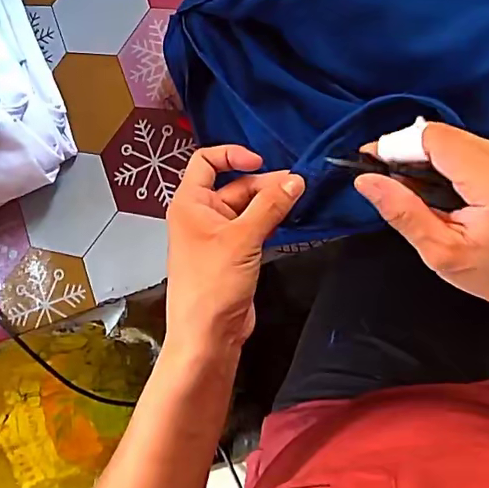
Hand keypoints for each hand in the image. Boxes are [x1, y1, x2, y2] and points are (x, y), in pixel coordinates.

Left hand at [165, 145, 303, 350]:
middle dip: (263, 183)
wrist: (207, 332)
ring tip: (299, 198)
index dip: (231, 155)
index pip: (205, 161)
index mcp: (189, 203)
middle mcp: (200, 215)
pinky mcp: (232, 252)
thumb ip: (270, 206)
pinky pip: (252, 226)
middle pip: (233, 184)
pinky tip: (290, 218)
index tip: (260, 161)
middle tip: (296, 185)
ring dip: (270, 202)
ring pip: (246, 206)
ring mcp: (216, 234)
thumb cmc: (210, 286)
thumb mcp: (243, 239)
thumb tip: (294, 181)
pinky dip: (269, 220)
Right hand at [352, 124, 488, 329]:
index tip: (370, 167)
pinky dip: (441, 160)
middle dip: (406, 152)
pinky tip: (434, 187)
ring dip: (422, 157)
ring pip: (451, 137)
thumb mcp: (440, 252)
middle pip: (441, 134)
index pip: (435, 139)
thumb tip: (365, 180)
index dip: (396, 146)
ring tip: (411, 189)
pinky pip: (465, 145)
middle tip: (386, 181)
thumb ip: (402, 211)